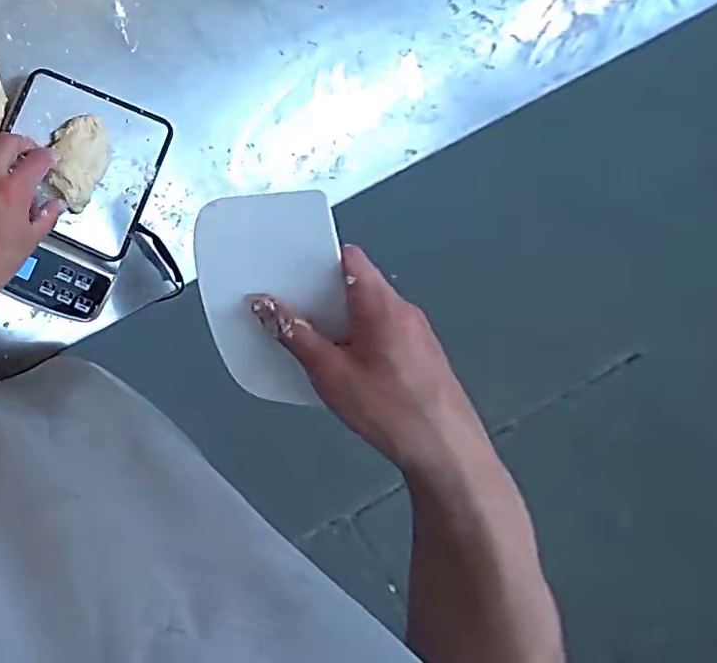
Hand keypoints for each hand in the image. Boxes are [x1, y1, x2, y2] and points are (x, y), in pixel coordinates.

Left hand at [0, 133, 64, 329]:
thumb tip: (54, 205)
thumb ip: (46, 217)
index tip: (50, 160)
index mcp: (13, 190)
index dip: (48, 157)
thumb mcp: (30, 240)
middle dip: (24, 143)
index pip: (37, 159)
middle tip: (30, 152)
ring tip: (5, 161)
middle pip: (8, 141)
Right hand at [251, 245, 493, 484]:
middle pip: (355, 282)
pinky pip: (381, 329)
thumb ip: (293, 333)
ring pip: (367, 308)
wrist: (450, 458)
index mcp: (382, 305)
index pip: (349, 257)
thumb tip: (266, 306)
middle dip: (320, 294)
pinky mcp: (421, 355)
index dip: (317, 258)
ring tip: (315, 343)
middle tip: (292, 309)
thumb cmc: (397, 414)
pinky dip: (356, 336)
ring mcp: (416, 333)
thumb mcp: (329, 372)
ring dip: (338, 318)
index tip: (291, 270)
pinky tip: (342, 365)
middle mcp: (404, 312)